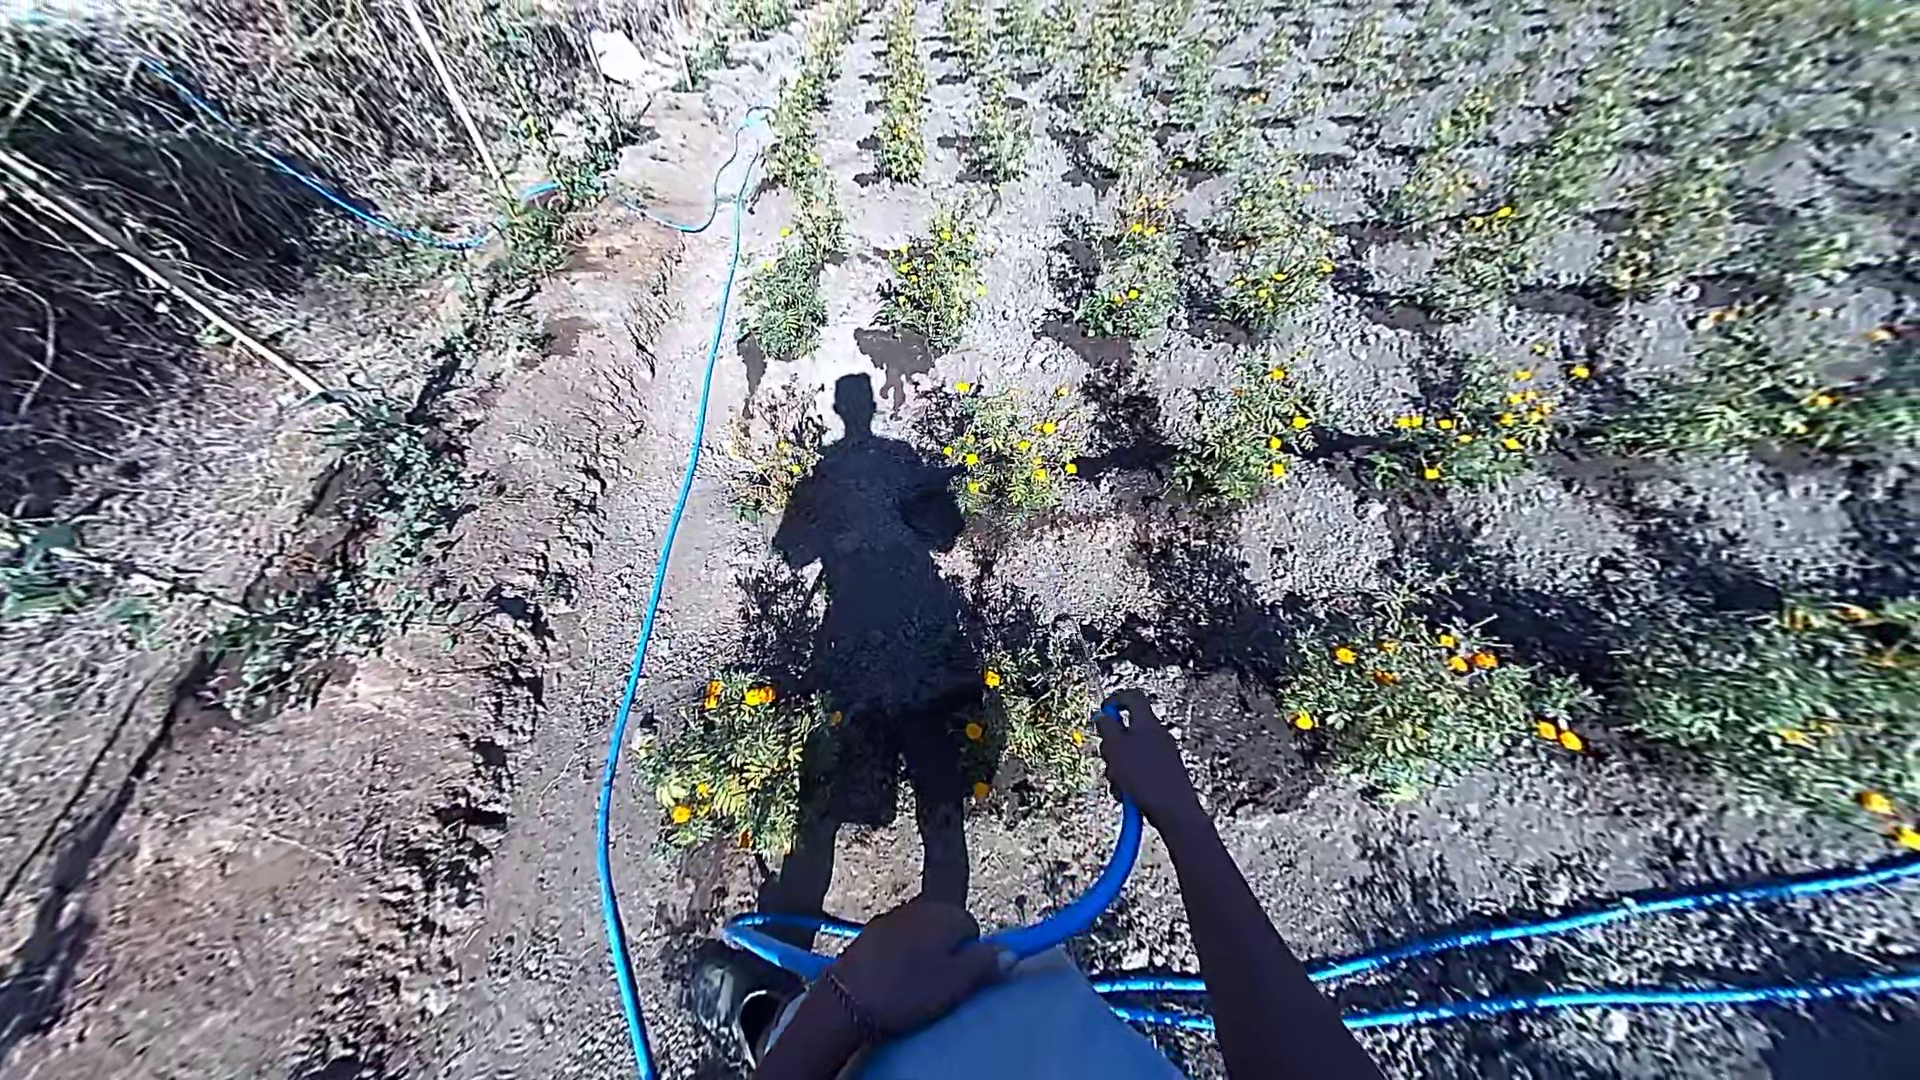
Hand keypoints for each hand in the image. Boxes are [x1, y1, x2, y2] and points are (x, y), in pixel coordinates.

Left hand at [827, 900, 1009, 1037]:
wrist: (849, 996)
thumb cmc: (907, 990)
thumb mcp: (954, 983)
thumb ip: (984, 964)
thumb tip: (1011, 953)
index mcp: (945, 913)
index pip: (972, 927)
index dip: (970, 954)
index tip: (959, 978)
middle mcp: (922, 904)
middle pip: (947, 926)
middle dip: (947, 950)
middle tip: (938, 982)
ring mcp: (896, 913)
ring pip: (923, 931)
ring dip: (924, 951)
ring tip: (915, 982)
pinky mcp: (875, 927)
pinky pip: (901, 937)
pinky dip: (903, 952)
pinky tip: (895, 975)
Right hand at [1096, 688, 1206, 833]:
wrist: (1175, 813)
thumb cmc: (1145, 778)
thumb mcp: (1116, 748)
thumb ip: (1107, 728)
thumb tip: (1103, 716)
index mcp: (1147, 723)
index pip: (1132, 697)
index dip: (1115, 700)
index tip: (1103, 712)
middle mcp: (1157, 735)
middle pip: (1127, 729)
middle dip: (1112, 744)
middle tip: (1109, 757)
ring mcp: (1162, 755)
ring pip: (1130, 753)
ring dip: (1118, 767)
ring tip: (1120, 784)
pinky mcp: (1163, 774)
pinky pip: (1138, 770)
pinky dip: (1129, 780)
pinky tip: (1128, 795)